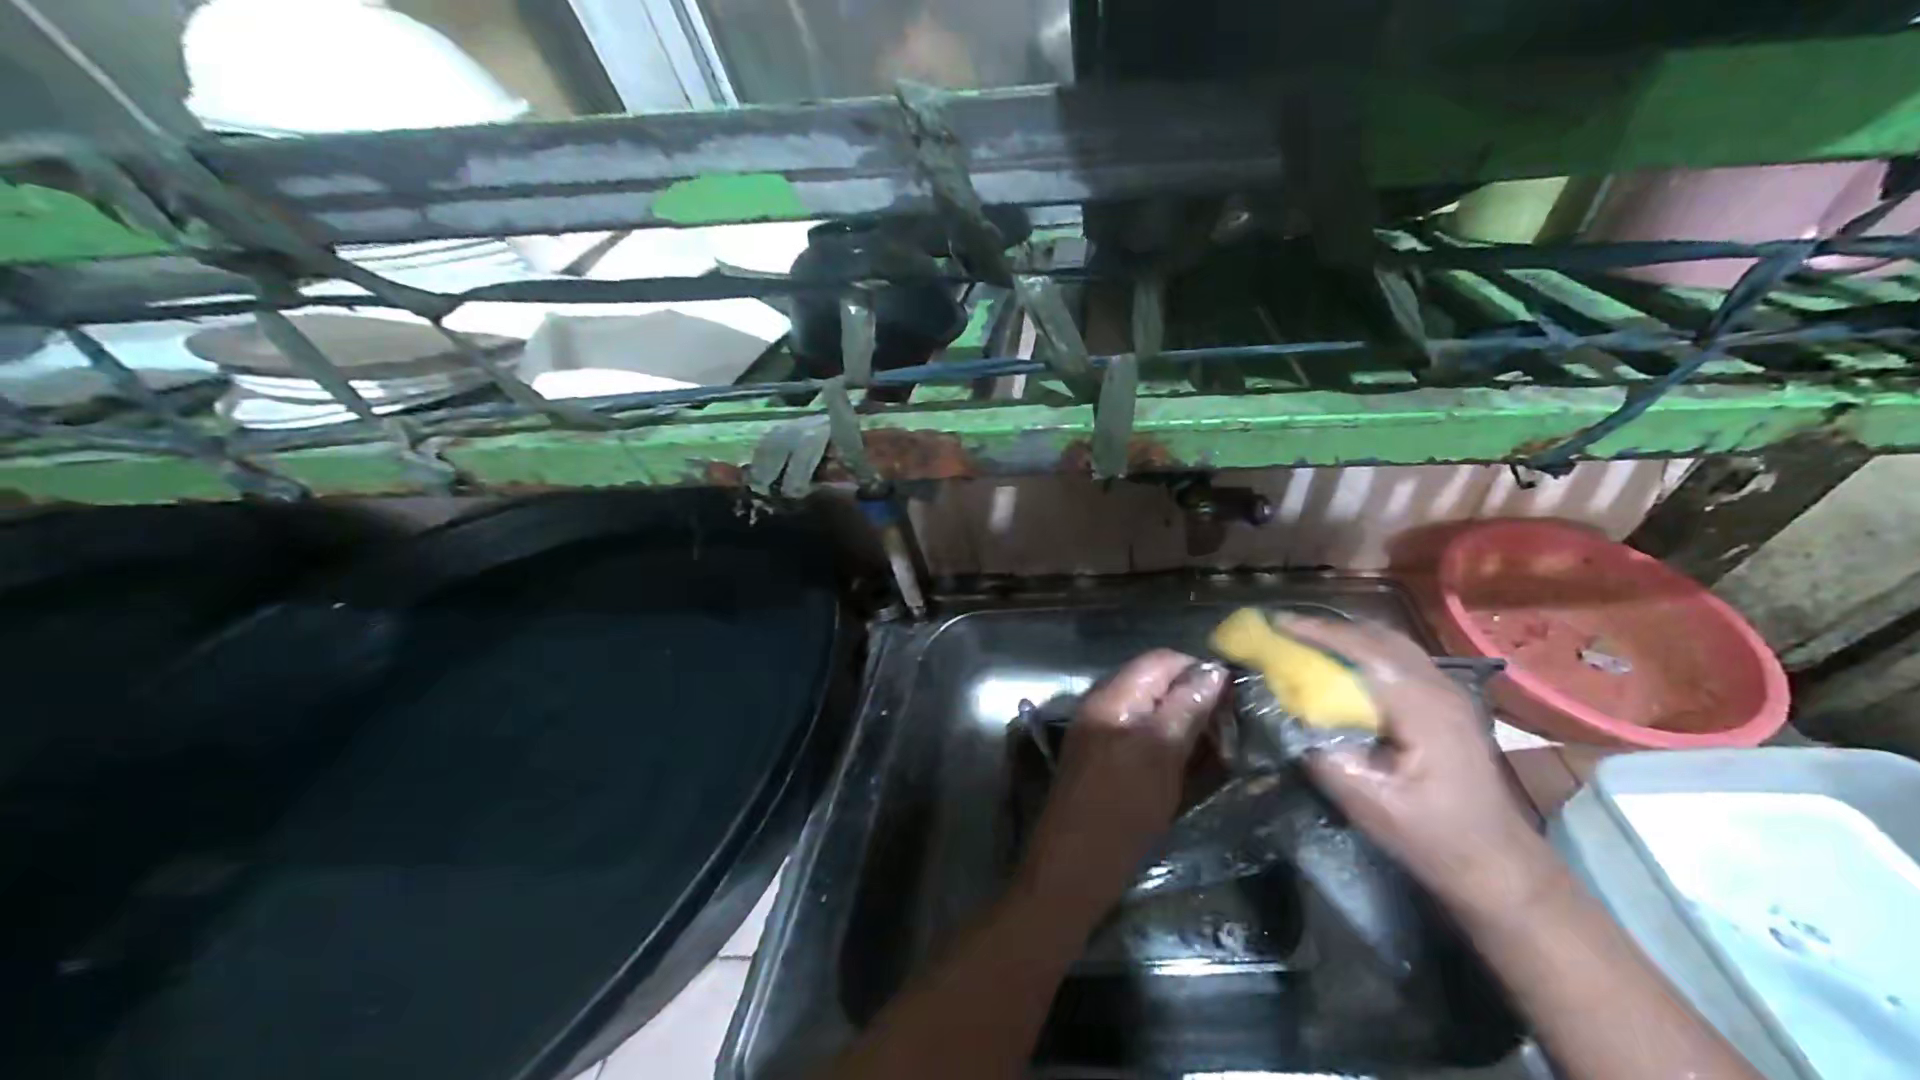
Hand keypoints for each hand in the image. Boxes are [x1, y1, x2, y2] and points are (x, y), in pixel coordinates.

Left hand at [1016, 650, 1225, 922]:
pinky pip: (1144, 735)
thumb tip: (1215, 670)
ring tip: (1221, 747)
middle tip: (1233, 726)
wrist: (1074, 868)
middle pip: (1157, 683)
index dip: (1200, 671)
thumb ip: (1186, 708)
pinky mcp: (1107, 758)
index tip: (1237, 696)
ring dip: (1187, 722)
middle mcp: (1104, 705)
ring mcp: (1103, 732)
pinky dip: (1170, 742)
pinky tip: (1195, 763)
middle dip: (1197, 697)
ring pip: (1154, 711)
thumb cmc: (1121, 810)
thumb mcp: (1160, 754)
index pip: (1162, 660)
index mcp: (1113, 697)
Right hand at [1278, 616, 1559, 916]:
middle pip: (1380, 638)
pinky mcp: (1446, 704)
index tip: (1276, 625)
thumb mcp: (1371, 805)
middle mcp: (1440, 689)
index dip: (1318, 634)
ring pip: (1392, 644)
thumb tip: (1287, 722)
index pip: (1365, 652)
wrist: (1498, 865)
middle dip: (1328, 628)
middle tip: (1283, 630)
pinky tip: (1341, 665)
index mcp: (1424, 708)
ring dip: (1347, 636)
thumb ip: (1325, 759)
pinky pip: (1400, 659)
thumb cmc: (1434, 837)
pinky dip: (1364, 650)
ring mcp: (1449, 694)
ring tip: (1305, 640)